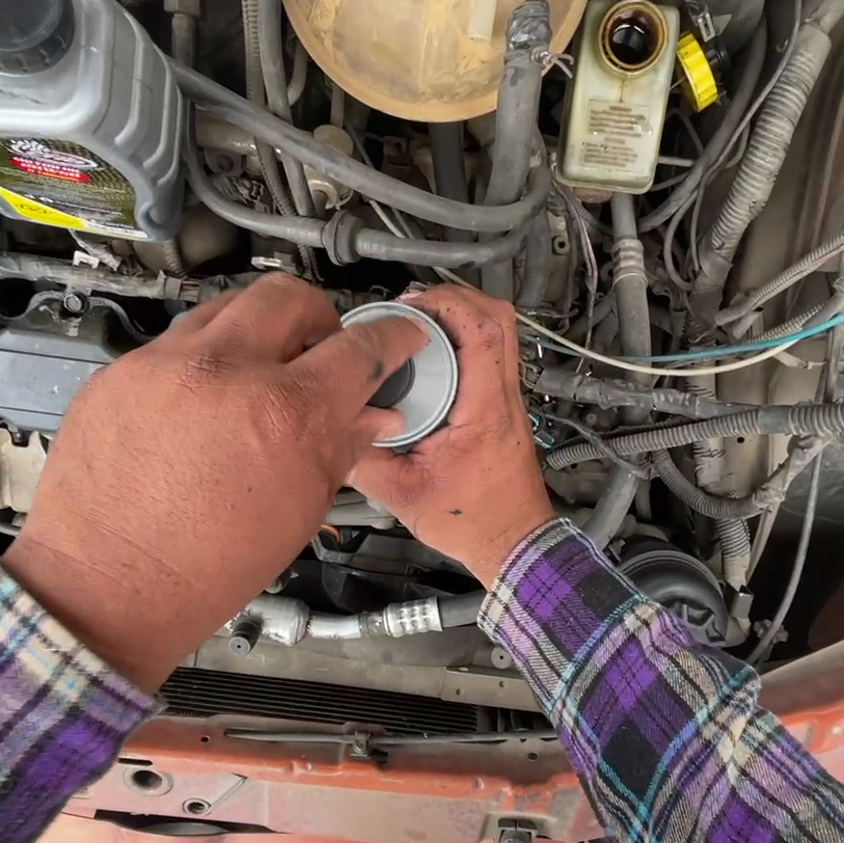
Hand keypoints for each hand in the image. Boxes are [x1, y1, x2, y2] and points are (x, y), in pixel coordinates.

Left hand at [4, 274, 426, 690]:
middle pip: (290, 297)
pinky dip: (208, 359)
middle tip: (320, 349)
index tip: (399, 335)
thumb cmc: (204, 567)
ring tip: (261, 374)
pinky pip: (179, 341)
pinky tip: (208, 402)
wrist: (107, 587)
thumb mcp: (299, 511)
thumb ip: (341, 449)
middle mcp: (226, 372)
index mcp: (287, 414)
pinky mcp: (122, 371)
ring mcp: (166, 365)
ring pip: (230, 307)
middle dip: (318, 317)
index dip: (394, 336)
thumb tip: (372, 416)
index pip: (361, 347)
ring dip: (259, 331)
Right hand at [349, 286, 555, 586]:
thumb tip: (331, 426)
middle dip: (452, 299)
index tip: (408, 307)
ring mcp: (508, 400)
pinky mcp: (502, 408)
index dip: (445, 304)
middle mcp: (503, 397)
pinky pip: (489, 356)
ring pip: (498, 333)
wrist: (512, 543)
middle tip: (410, 309)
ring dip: (459, 319)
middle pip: (497, 317)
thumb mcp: (401, 494)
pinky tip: (429, 360)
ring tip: (416, 329)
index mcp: (484, 410)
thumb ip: (362, 459)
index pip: (482, 331)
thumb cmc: (471, 522)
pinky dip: (462, 343)